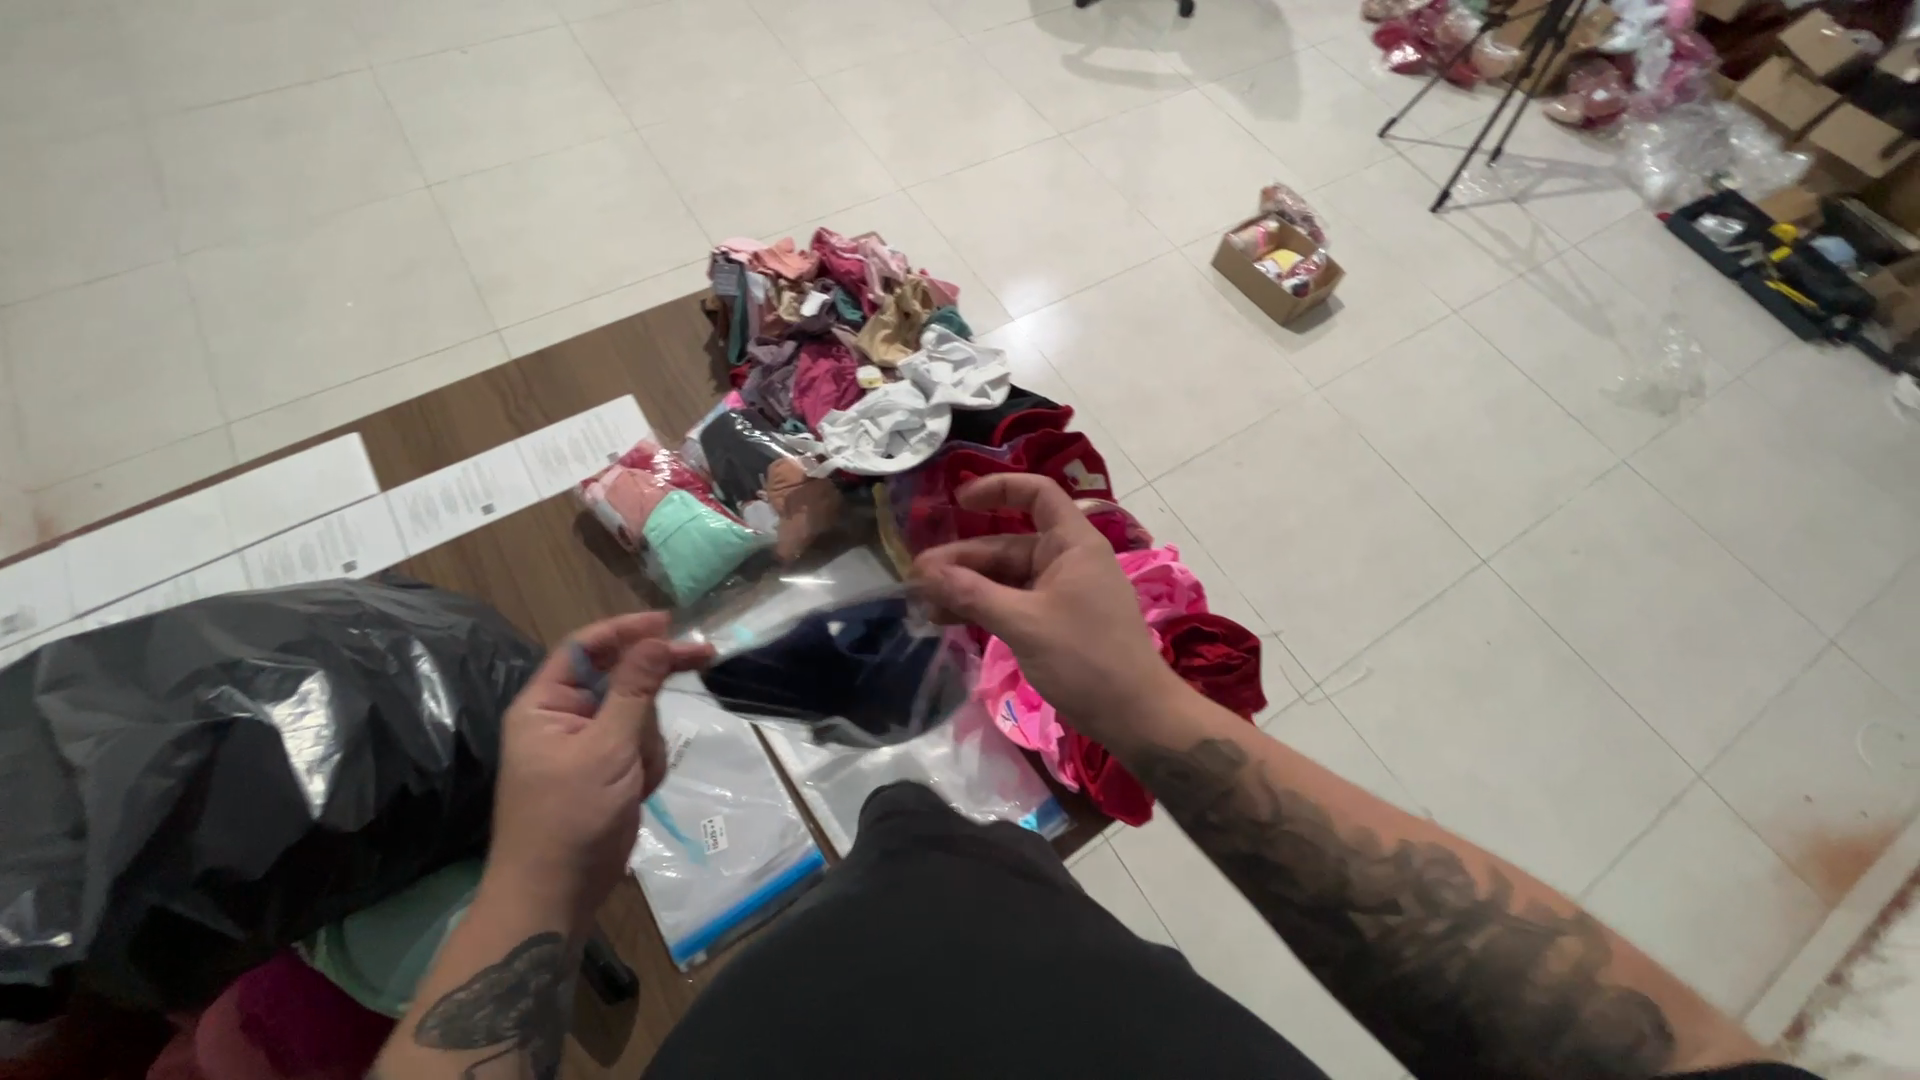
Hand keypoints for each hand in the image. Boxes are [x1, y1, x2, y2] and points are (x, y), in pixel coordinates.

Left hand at [485, 613, 713, 924]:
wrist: (557, 893)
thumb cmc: (570, 817)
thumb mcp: (607, 749)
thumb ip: (635, 690)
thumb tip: (656, 640)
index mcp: (546, 705)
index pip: (586, 648)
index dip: (627, 629)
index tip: (670, 621)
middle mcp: (563, 717)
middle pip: (621, 678)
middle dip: (651, 688)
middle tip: (703, 657)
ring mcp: (586, 745)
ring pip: (638, 714)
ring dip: (648, 741)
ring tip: (637, 778)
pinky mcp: (606, 769)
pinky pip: (640, 745)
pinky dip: (647, 763)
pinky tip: (638, 790)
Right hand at [913, 474, 1186, 741]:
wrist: (1135, 716)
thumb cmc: (1086, 659)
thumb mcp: (1024, 624)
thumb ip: (972, 594)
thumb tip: (924, 573)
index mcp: (1072, 544)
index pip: (1037, 494)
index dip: (998, 488)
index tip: (958, 502)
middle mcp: (1067, 561)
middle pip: (1008, 545)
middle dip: (963, 559)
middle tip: (916, 578)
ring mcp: (1061, 593)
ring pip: (1006, 578)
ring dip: (967, 587)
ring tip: (924, 603)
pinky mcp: (1055, 623)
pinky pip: (1013, 603)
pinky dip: (984, 608)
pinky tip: (949, 619)